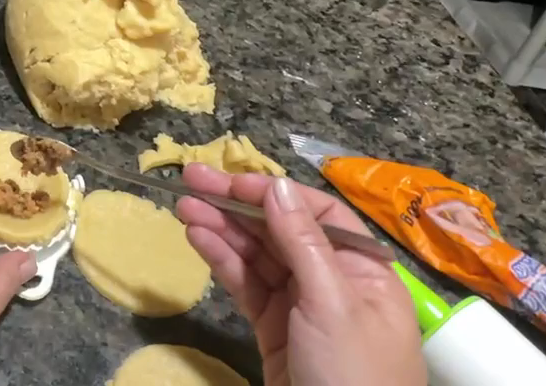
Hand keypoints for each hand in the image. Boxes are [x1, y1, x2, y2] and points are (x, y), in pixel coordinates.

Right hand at [175, 166, 424, 385]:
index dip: (272, 193)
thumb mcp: (332, 305)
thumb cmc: (353, 375)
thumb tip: (277, 184)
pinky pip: (245, 282)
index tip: (231, 181)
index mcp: (363, 270)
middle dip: (235, 204)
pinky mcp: (274, 327)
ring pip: (256, 253)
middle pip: (278, 229)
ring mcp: (300, 305)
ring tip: (182, 207)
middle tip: (190, 178)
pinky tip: (196, 238)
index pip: (315, 213)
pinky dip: (221, 259)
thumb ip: (302, 241)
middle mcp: (332, 281)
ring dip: (220, 228)